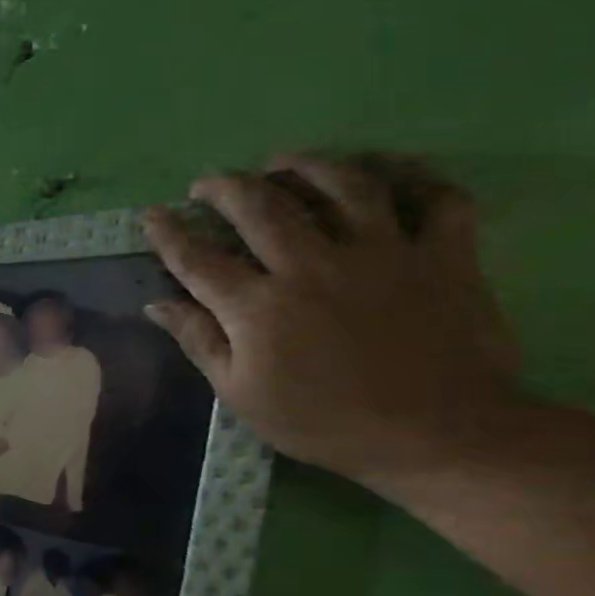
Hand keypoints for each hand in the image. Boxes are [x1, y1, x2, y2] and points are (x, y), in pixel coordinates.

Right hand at [143, 153, 521, 485]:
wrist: (437, 433)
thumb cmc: (320, 419)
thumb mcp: (238, 392)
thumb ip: (199, 340)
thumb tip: (157, 304)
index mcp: (257, 307)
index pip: (197, 259)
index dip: (168, 233)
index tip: (150, 215)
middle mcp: (313, 267)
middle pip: (262, 208)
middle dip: (225, 188)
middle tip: (207, 184)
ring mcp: (384, 254)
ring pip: (344, 187)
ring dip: (306, 166)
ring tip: (283, 162)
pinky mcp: (444, 255)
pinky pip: (435, 197)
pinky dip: (411, 174)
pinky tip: (383, 168)